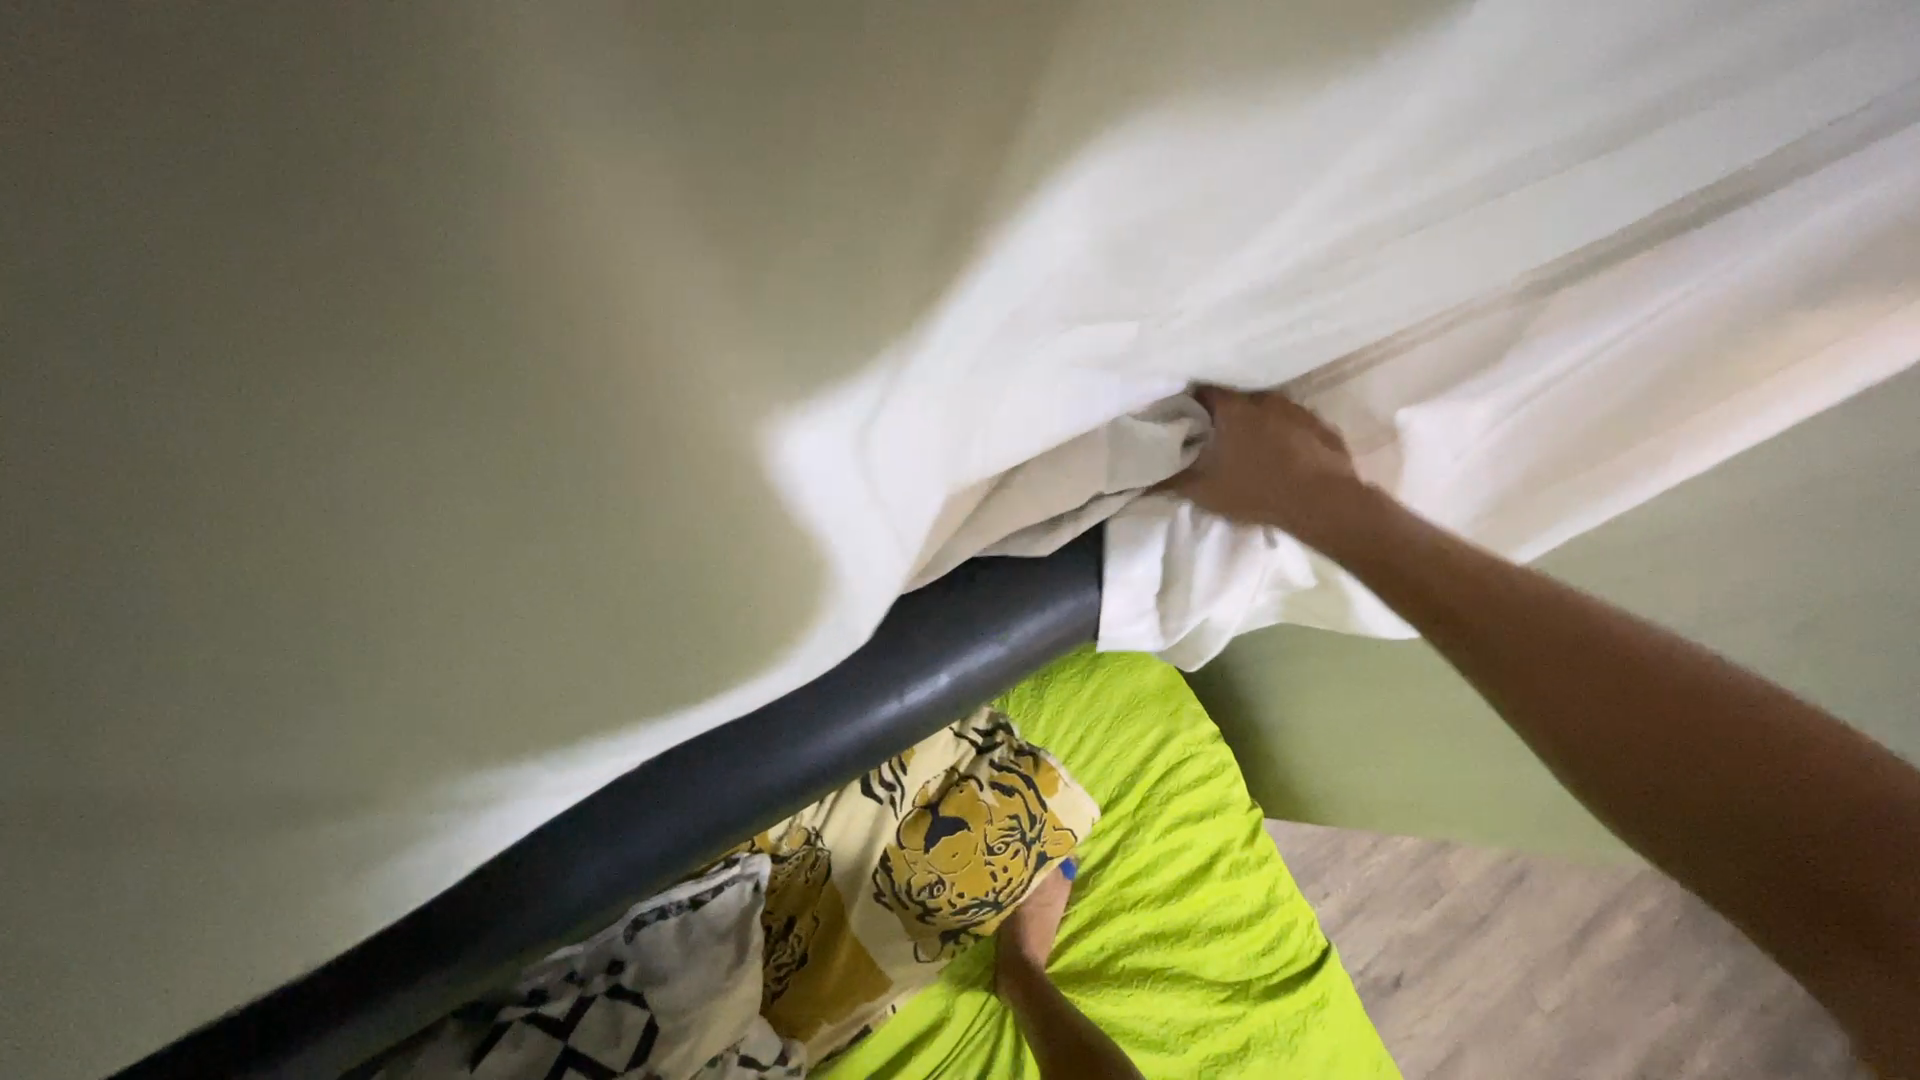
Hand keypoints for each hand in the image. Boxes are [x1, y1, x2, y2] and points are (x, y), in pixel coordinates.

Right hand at [1162, 386, 1375, 543]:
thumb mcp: (1205, 492)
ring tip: (1252, 447)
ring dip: (1260, 423)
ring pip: (1271, 410)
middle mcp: (1266, 400)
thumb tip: (1143, 481)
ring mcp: (1299, 411)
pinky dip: (1288, 436)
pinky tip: (1285, 457)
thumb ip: (1172, 481)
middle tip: (1217, 436)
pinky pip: (1298, 426)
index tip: (1186, 418)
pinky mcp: (1323, 428)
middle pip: (1239, 399)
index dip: (1193, 403)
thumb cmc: (1256, 490)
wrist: (1322, 502)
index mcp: (1234, 409)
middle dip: (1227, 414)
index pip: (1205, 391)